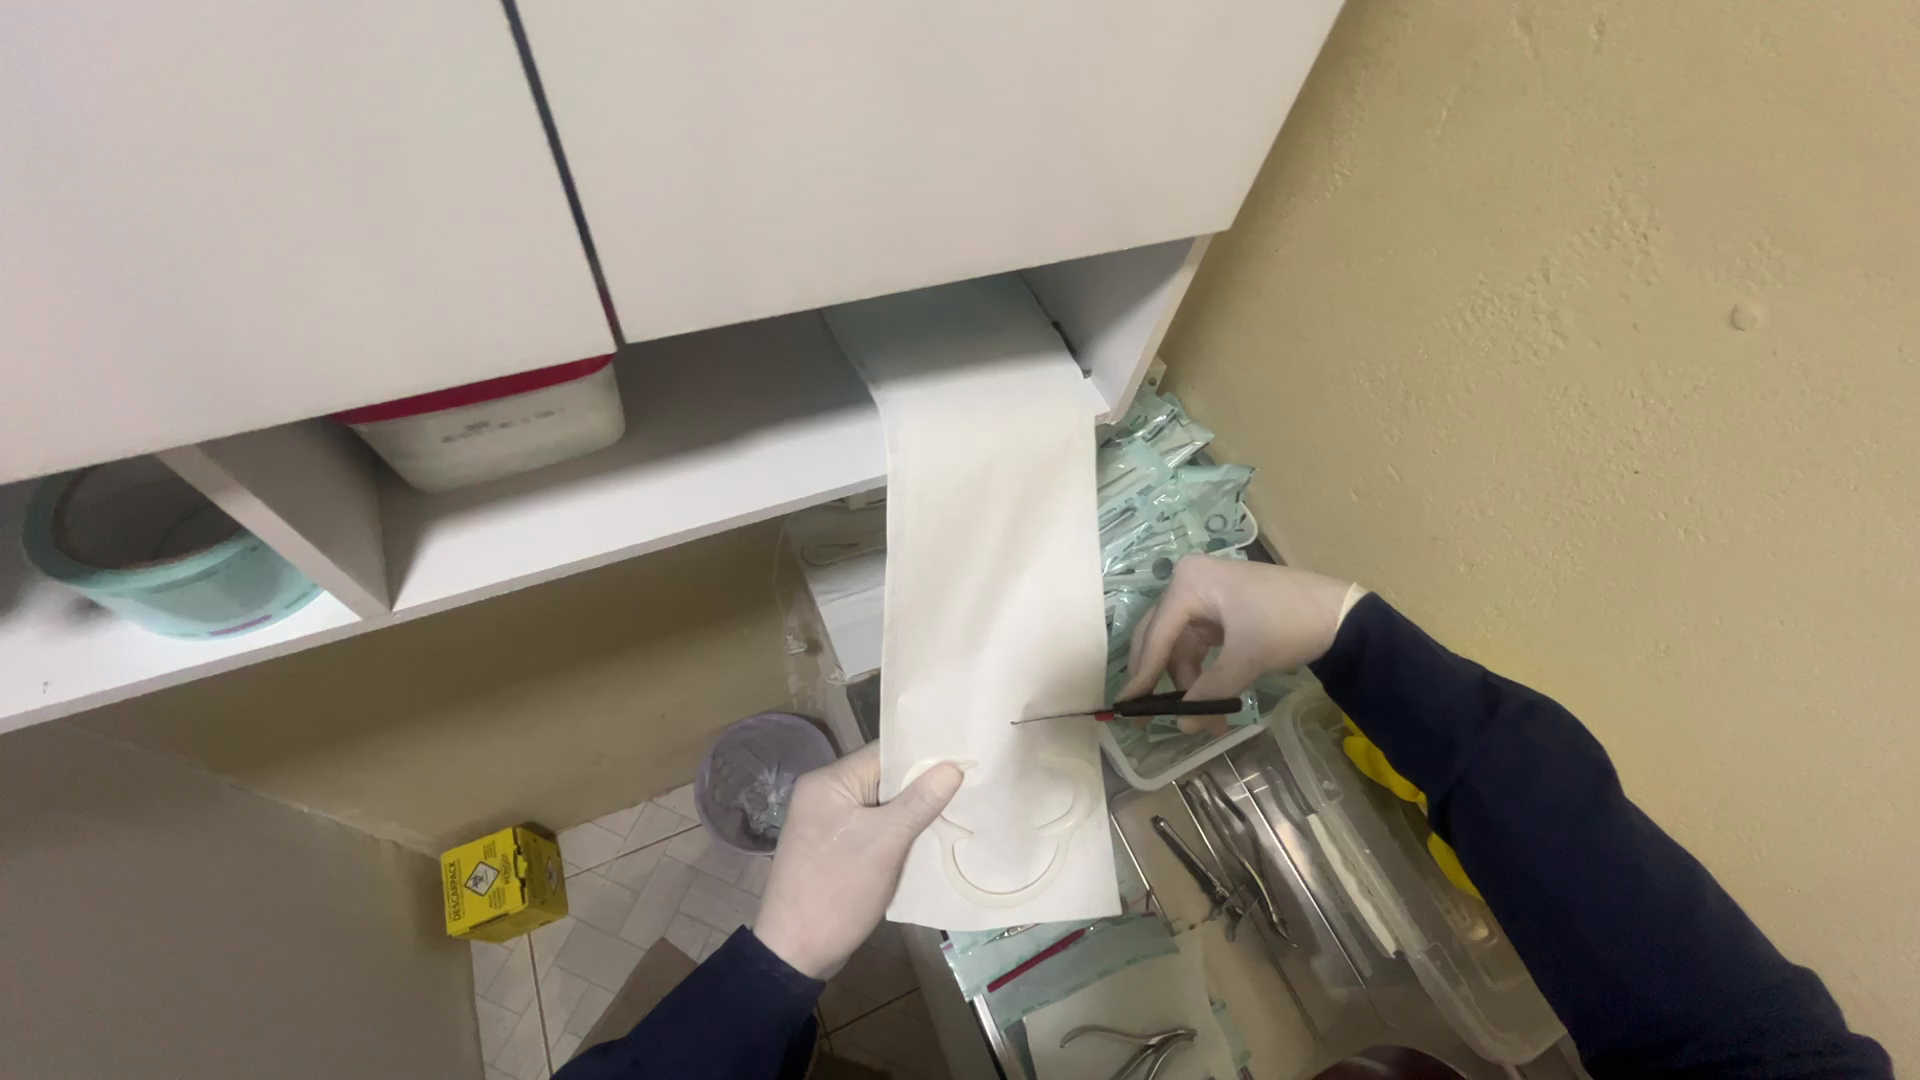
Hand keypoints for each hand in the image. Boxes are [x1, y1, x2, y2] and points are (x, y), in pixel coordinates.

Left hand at [753, 744, 962, 978]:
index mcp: (828, 781)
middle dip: (920, 785)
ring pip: (881, 803)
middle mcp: (824, 793)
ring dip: (911, 810)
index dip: (923, 756)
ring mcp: (827, 821)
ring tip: (954, 809)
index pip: (884, 753)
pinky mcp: (834, 846)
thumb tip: (953, 767)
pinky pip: (872, 826)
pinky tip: (926, 836)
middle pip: (883, 777)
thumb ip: (919, 802)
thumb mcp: (885, 843)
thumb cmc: (837, 890)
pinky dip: (897, 830)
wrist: (795, 954)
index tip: (963, 759)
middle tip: (966, 785)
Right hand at [1120, 556, 1358, 705]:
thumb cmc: (1288, 623)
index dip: (1142, 673)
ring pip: (1178, 646)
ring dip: (1188, 683)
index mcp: (1189, 582)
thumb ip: (1209, 691)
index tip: (1126, 705)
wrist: (1341, 613)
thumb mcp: (1246, 659)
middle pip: (1159, 637)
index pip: (1157, 633)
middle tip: (1150, 715)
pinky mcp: (1218, 610)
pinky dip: (1202, 672)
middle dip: (1162, 679)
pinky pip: (1196, 645)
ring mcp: (1203, 596)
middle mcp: (1188, 583)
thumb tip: (1183, 726)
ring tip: (1206, 719)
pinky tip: (1212, 698)